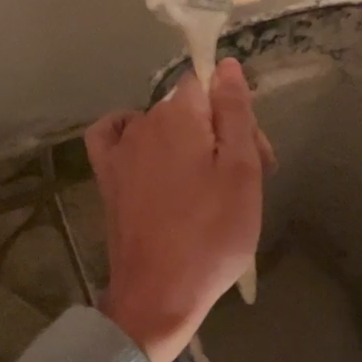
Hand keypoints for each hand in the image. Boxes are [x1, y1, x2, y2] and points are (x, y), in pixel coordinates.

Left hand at [85, 58, 274, 361]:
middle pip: (191, 109)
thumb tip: (228, 65)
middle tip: (246, 183)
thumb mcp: (241, 172)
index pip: (212, 86)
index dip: (236, 114)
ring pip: (164, 127)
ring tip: (210, 190)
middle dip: (220, 134)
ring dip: (191, 148)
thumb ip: (235, 112)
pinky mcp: (107, 178)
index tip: (255, 152)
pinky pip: (114, 137)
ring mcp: (121, 150)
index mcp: (180, 115)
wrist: (159, 296)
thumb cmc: (212, 235)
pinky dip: (133, 139)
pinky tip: (148, 158)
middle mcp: (144, 122)